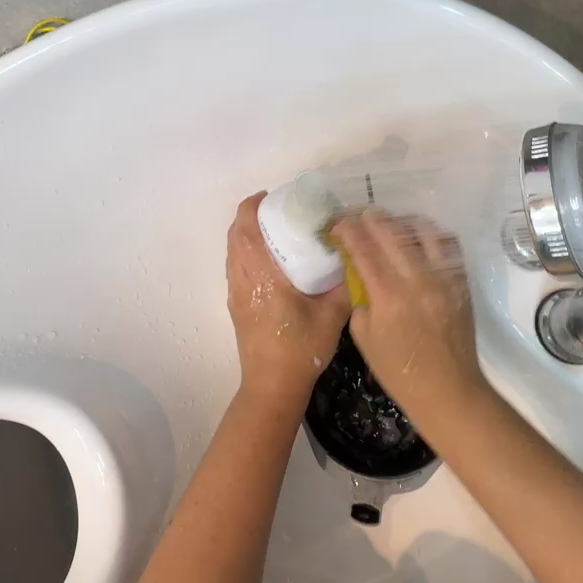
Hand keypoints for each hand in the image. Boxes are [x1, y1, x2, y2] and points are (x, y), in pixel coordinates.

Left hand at [225, 192, 350, 405]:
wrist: (272, 386)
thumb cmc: (301, 349)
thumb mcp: (332, 314)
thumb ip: (343, 282)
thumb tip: (351, 254)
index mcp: (262, 275)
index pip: (245, 229)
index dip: (252, 206)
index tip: (270, 195)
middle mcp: (243, 279)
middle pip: (235, 235)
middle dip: (250, 216)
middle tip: (277, 210)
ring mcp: (236, 293)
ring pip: (232, 251)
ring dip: (246, 234)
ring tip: (274, 230)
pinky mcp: (237, 305)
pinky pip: (235, 266)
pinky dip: (246, 252)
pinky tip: (270, 260)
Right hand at [329, 208, 487, 423]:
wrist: (448, 389)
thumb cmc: (399, 371)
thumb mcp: (364, 336)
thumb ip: (360, 298)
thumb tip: (360, 272)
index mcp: (388, 296)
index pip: (363, 249)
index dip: (347, 230)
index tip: (338, 224)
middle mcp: (417, 280)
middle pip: (391, 232)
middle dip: (371, 219)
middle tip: (360, 217)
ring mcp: (443, 278)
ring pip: (422, 231)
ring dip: (401, 222)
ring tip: (390, 224)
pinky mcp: (460, 282)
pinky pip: (447, 245)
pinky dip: (430, 234)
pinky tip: (418, 237)